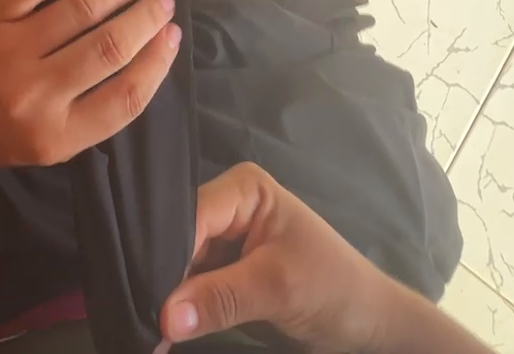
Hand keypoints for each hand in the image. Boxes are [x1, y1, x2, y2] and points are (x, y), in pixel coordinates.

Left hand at [0, 0, 180, 176]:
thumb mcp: (49, 142)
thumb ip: (93, 108)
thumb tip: (144, 55)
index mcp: (57, 134)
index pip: (125, 96)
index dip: (158, 62)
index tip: (173, 36)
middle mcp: (35, 93)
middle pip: (109, 47)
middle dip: (145, 18)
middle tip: (163, 1)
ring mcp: (8, 50)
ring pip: (80, 9)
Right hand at [163, 162, 394, 350]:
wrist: (373, 325)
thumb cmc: (333, 289)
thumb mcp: (277, 289)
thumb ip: (220, 299)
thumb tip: (163, 319)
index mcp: (243, 188)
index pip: (191, 214)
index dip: (166, 253)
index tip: (143, 293)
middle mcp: (229, 204)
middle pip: (181, 235)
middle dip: (163, 274)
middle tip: (139, 311)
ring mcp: (228, 236)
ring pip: (183, 260)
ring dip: (169, 292)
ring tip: (142, 320)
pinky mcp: (228, 267)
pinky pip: (195, 279)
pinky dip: (182, 303)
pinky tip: (159, 325)